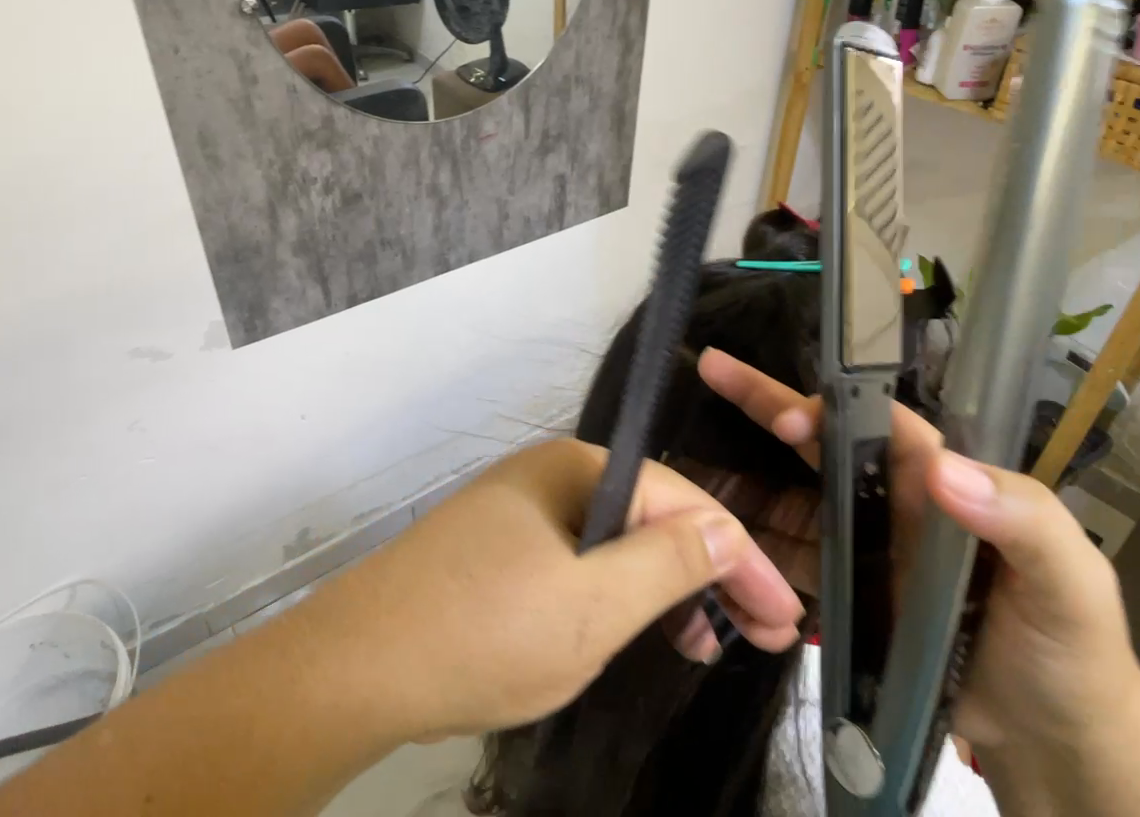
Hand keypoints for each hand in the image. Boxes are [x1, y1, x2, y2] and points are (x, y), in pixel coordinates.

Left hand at [291, 438, 805, 741]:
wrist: (354, 669)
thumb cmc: (482, 634)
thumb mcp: (593, 606)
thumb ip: (666, 562)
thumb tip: (722, 530)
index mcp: (574, 470)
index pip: (683, 503)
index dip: (740, 561)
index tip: (785, 619)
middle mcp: (547, 478)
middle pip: (651, 518)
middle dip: (708, 576)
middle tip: (757, 636)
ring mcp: (518, 515)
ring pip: (614, 545)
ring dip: (665, 591)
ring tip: (701, 644)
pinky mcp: (496, 553)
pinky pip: (576, 565)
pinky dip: (615, 598)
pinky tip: (634, 632)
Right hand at [695, 349, 1139, 756]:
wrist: (1049, 737)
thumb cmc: (1070, 648)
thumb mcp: (1070, 580)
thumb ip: (1022, 520)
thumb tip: (943, 470)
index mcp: (943, 484)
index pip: (877, 428)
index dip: (828, 410)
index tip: (782, 413)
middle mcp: (896, 505)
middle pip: (821, 448)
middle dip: (766, 409)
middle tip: (713, 371)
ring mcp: (866, 552)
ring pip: (793, 503)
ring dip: (744, 482)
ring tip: (690, 466)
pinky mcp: (847, 597)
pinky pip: (791, 562)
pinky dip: (752, 549)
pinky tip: (715, 538)